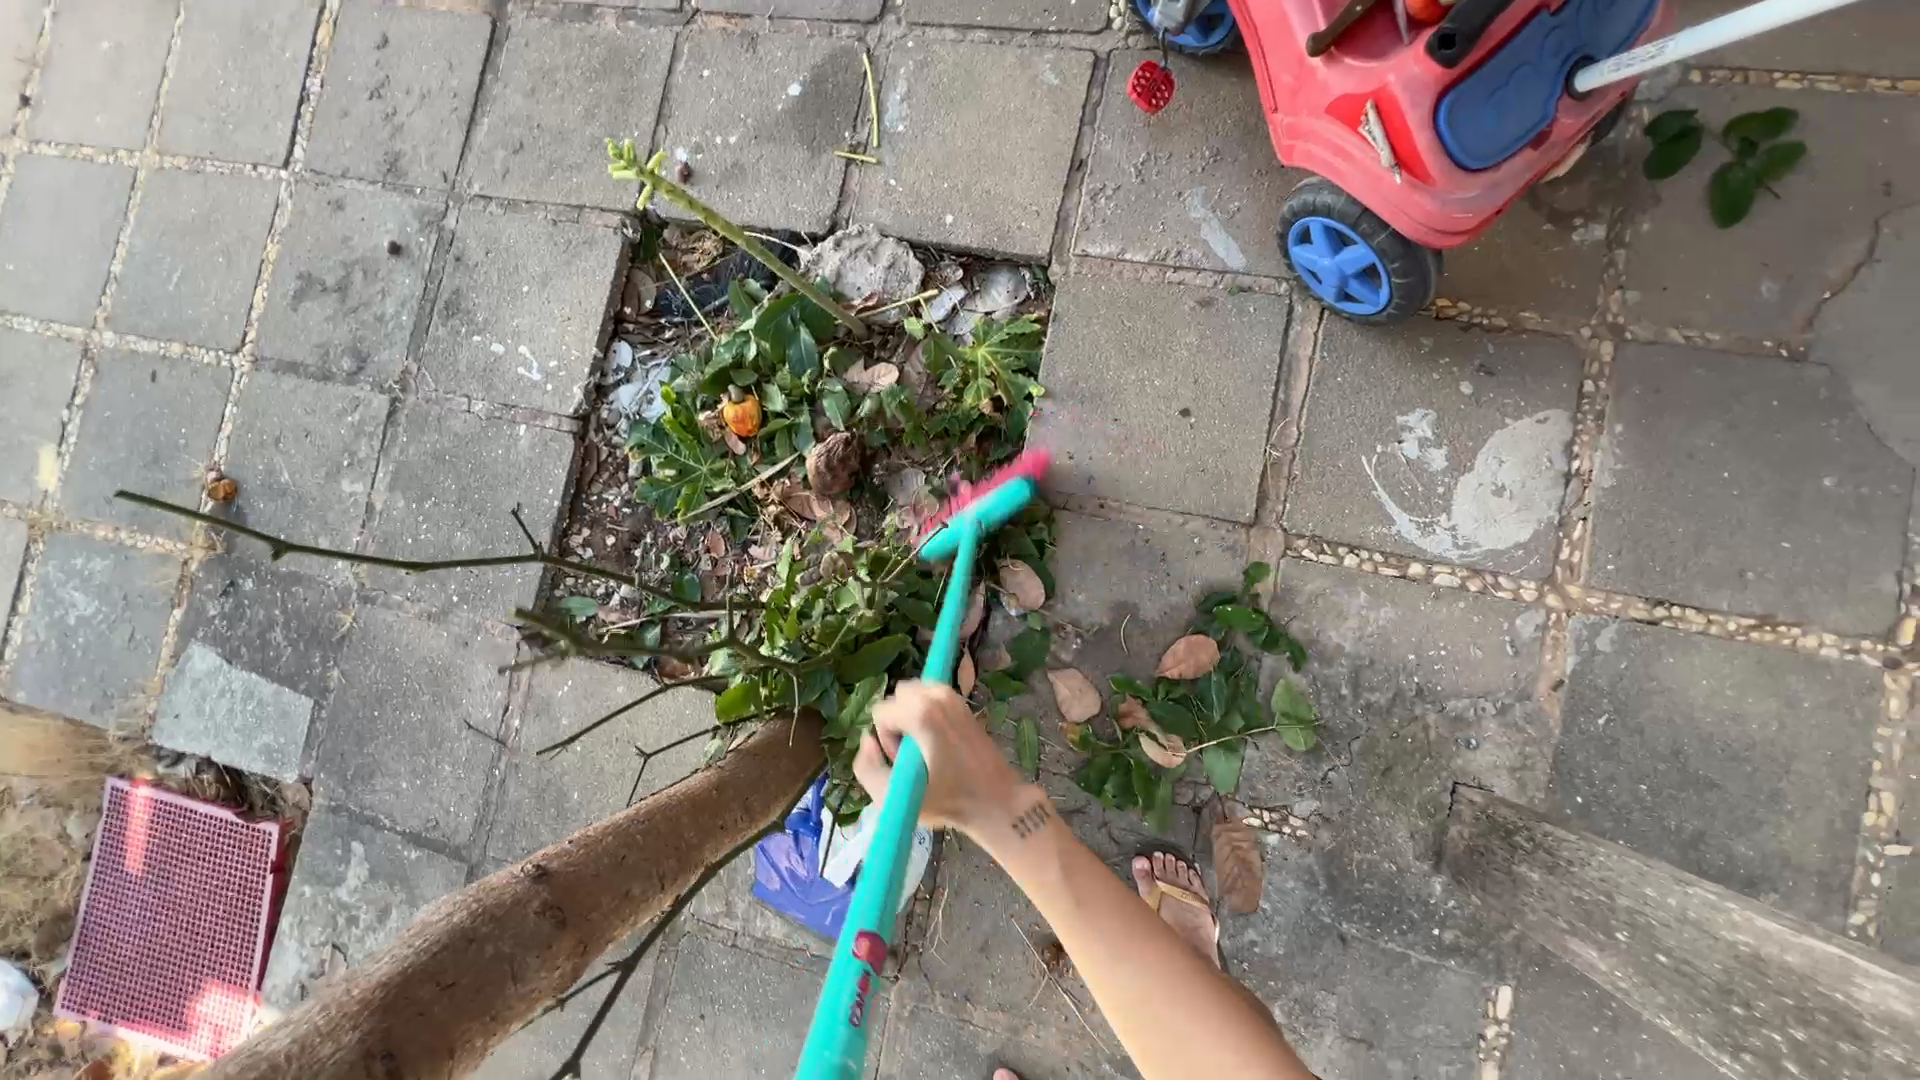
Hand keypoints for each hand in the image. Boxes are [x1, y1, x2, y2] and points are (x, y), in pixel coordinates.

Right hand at [854, 680, 1026, 835]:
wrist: (995, 799)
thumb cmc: (947, 801)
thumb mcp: (896, 797)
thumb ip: (866, 768)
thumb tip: (867, 740)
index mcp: (921, 713)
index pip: (881, 711)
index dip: (886, 737)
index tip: (903, 760)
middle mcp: (937, 696)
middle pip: (897, 697)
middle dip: (897, 722)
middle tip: (912, 753)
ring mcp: (953, 696)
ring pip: (914, 693)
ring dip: (910, 715)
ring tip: (924, 746)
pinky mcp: (963, 702)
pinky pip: (931, 696)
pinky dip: (926, 711)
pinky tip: (936, 738)